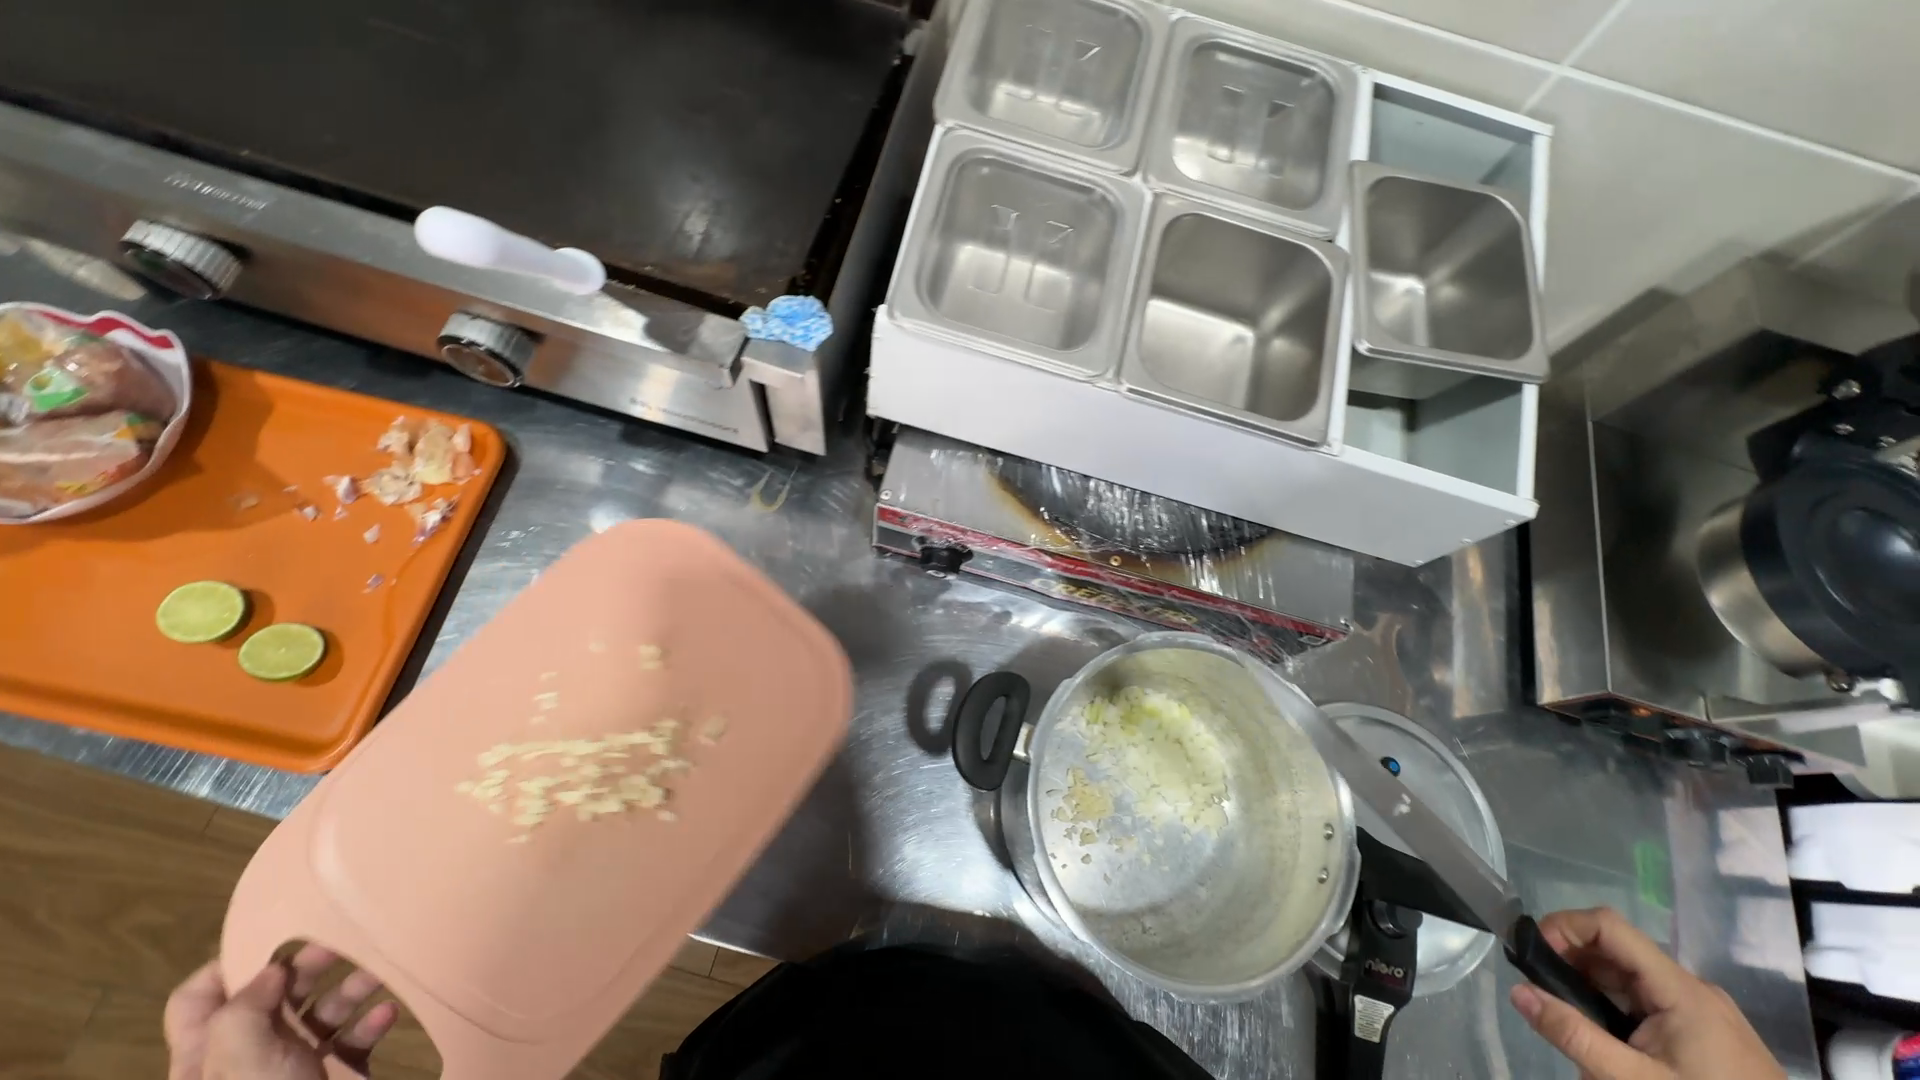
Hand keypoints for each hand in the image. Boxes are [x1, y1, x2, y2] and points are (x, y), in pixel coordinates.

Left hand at [165, 945, 399, 1079]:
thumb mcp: (237, 1063)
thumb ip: (243, 1010)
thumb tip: (271, 969)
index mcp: (206, 1057)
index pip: (198, 999)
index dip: (229, 963)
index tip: (276, 934)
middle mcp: (247, 1058)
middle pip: (272, 995)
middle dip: (306, 967)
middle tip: (341, 944)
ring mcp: (294, 1068)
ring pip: (321, 1012)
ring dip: (352, 988)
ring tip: (379, 975)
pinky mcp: (336, 1076)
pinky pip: (354, 1039)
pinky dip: (372, 1023)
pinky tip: (387, 1015)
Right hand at [1508, 907, 1784, 1079]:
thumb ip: (1574, 1035)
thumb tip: (1517, 990)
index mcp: (1680, 990)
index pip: (1609, 926)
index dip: (1563, 928)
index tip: (1533, 957)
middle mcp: (1692, 989)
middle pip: (1615, 951)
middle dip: (1570, 964)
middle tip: (1541, 995)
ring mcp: (1701, 1011)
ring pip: (1628, 978)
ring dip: (1589, 990)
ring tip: (1572, 1026)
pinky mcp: (1705, 1031)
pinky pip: (1646, 1003)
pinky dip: (1614, 1010)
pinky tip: (1606, 1042)